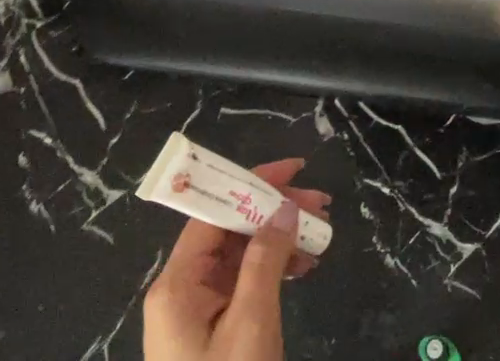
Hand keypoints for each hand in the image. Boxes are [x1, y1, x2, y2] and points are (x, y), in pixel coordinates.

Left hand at [143, 158, 329, 360]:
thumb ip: (265, 261)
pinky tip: (303, 268)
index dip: (252, 184)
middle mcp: (180, 289)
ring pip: (239, 254)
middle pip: (228, 230)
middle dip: (274, 211)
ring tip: (321, 237)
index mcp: (177, 284)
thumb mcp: (251, 323)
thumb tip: (282, 209)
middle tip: (322, 205)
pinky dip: (273, 268)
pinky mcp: (209, 329)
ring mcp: (194, 310)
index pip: (212, 212)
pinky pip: (242, 281)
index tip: (297, 170)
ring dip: (279, 239)